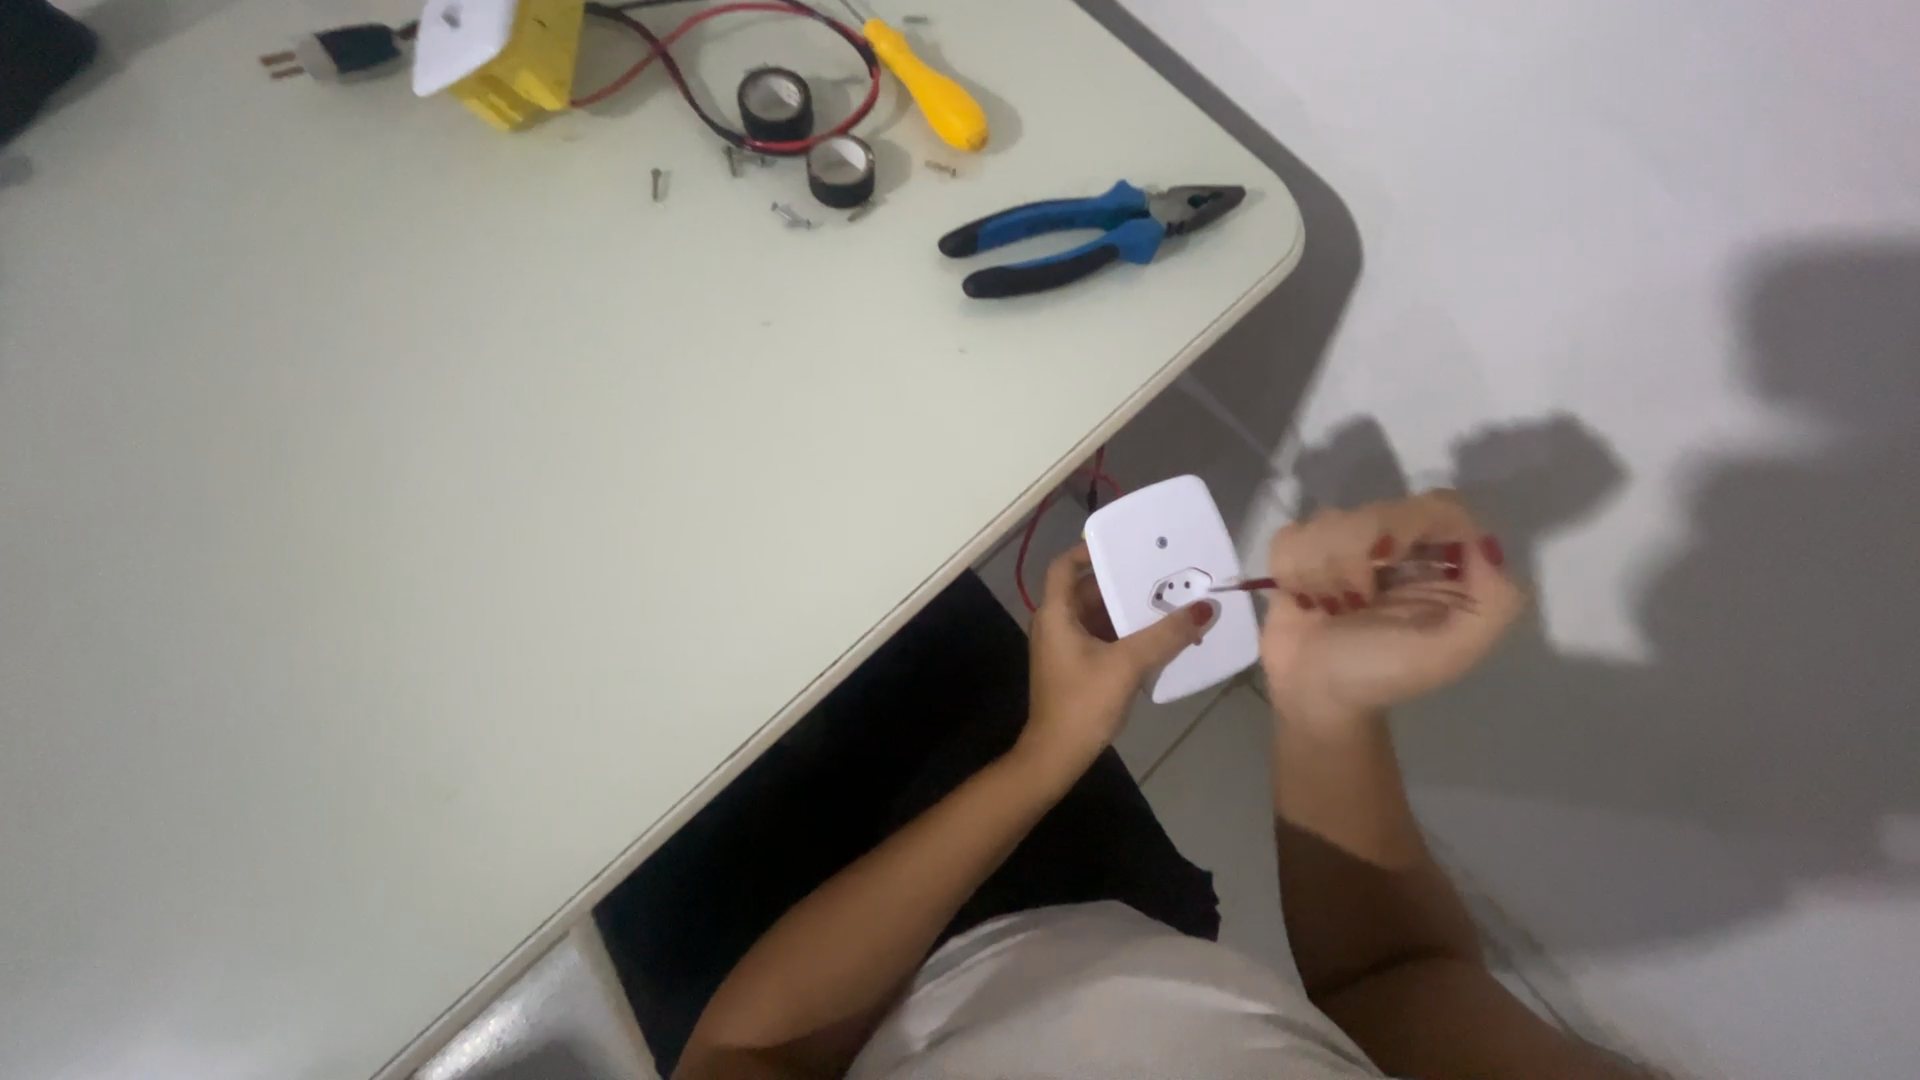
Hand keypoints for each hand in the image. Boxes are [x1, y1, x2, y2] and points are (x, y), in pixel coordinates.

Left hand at [1019, 543, 1215, 773]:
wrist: (1056, 755)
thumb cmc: (1083, 702)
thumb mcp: (1128, 664)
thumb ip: (1166, 635)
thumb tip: (1205, 608)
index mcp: (1055, 613)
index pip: (1064, 566)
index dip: (1088, 551)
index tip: (1124, 547)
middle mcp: (1054, 624)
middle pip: (1087, 591)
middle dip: (1122, 583)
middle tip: (1161, 575)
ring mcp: (1063, 647)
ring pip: (1096, 616)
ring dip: (1127, 611)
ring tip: (1167, 602)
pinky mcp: (1074, 667)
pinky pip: (1100, 638)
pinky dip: (1123, 634)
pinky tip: (1156, 638)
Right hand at [1259, 491, 1523, 722]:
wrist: (1312, 695)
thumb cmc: (1380, 674)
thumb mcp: (1451, 650)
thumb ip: (1493, 599)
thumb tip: (1481, 541)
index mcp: (1442, 564)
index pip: (1437, 506)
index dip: (1407, 524)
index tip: (1390, 560)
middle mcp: (1396, 547)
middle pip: (1374, 510)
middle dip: (1354, 557)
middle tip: (1352, 600)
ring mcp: (1344, 548)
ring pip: (1327, 520)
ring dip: (1320, 570)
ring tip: (1326, 605)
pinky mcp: (1299, 554)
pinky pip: (1291, 534)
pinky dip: (1290, 569)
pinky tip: (1302, 597)